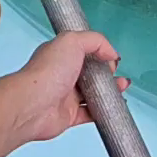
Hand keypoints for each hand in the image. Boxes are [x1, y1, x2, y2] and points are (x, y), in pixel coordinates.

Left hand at [0, 31, 128, 143]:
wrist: (33, 105)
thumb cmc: (46, 72)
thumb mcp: (72, 41)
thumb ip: (95, 41)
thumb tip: (111, 53)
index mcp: (60, 54)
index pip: (83, 49)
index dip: (99, 52)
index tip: (110, 57)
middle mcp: (62, 73)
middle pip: (89, 72)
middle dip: (107, 72)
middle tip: (117, 73)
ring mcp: (65, 95)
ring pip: (93, 93)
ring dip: (109, 91)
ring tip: (122, 87)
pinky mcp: (69, 115)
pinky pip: (91, 113)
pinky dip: (104, 111)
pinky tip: (114, 106)